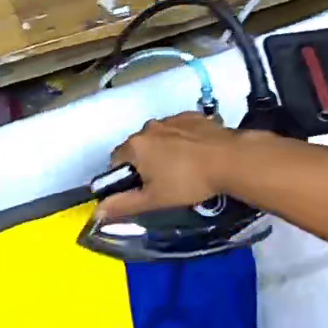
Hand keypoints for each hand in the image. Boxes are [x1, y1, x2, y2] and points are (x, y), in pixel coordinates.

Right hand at [96, 112, 247, 219]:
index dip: (125, 176)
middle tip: (164, 182)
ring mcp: (172, 118)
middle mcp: (149, 127)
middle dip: (145, 162)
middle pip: (138, 146)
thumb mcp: (154, 199)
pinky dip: (183, 139)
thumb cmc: (187, 182)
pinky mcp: (193, 116)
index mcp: (135, 145)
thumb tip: (97, 212)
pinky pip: (180, 128)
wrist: (230, 159)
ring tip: (184, 168)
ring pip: (159, 136)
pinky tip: (197, 153)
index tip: (141, 188)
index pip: (116, 160)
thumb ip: (124, 205)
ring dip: (165, 149)